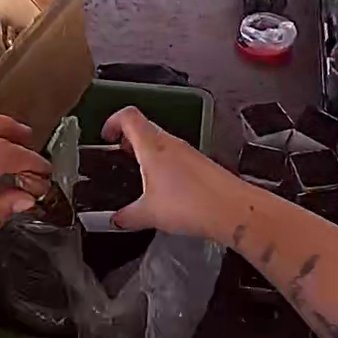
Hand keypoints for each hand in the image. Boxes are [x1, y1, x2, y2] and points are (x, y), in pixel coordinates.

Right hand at [102, 106, 251, 241]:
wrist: (232, 209)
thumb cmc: (188, 204)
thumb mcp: (148, 214)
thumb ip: (126, 217)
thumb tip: (115, 221)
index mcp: (153, 146)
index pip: (129, 116)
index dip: (113, 121)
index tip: (106, 137)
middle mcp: (171, 143)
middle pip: (145, 128)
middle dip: (129, 139)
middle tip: (120, 157)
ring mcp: (189, 152)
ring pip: (162, 142)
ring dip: (148, 152)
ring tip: (140, 175)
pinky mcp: (202, 164)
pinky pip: (177, 156)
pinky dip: (165, 164)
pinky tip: (165, 188)